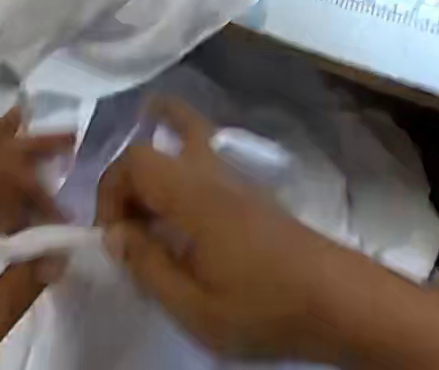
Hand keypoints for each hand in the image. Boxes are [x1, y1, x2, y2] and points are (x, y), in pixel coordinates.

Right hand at [95, 99, 389, 362]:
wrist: (328, 294)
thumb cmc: (260, 304)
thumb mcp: (193, 306)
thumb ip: (148, 265)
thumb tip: (113, 234)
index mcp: (194, 193)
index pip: (136, 160)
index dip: (110, 190)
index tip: (112, 237)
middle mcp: (213, 169)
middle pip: (164, 132)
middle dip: (132, 168)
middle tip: (124, 216)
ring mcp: (234, 173)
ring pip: (190, 132)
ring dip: (159, 153)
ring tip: (142, 195)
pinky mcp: (247, 186)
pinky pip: (204, 154)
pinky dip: (180, 161)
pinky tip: (176, 206)